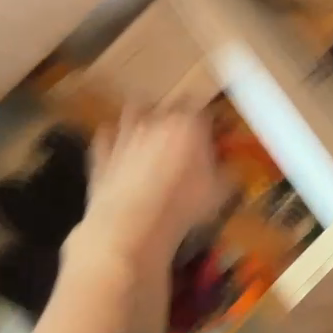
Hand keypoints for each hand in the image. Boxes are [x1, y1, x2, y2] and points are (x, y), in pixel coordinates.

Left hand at [68, 107, 229, 271]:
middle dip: (179, 115)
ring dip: (144, 117)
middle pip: (170, 105)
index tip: (217, 134)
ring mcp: (125, 134)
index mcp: (191, 124)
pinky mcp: (100, 153)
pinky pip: (105, 135)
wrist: (130, 227)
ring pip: (134, 111)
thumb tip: (232, 165)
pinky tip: (121, 146)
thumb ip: (228, 169)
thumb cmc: (182, 206)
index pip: (207, 111)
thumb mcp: (221, 189)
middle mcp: (157, 121)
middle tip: (186, 132)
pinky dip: (114, 137)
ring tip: (153, 131)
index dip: (213, 123)